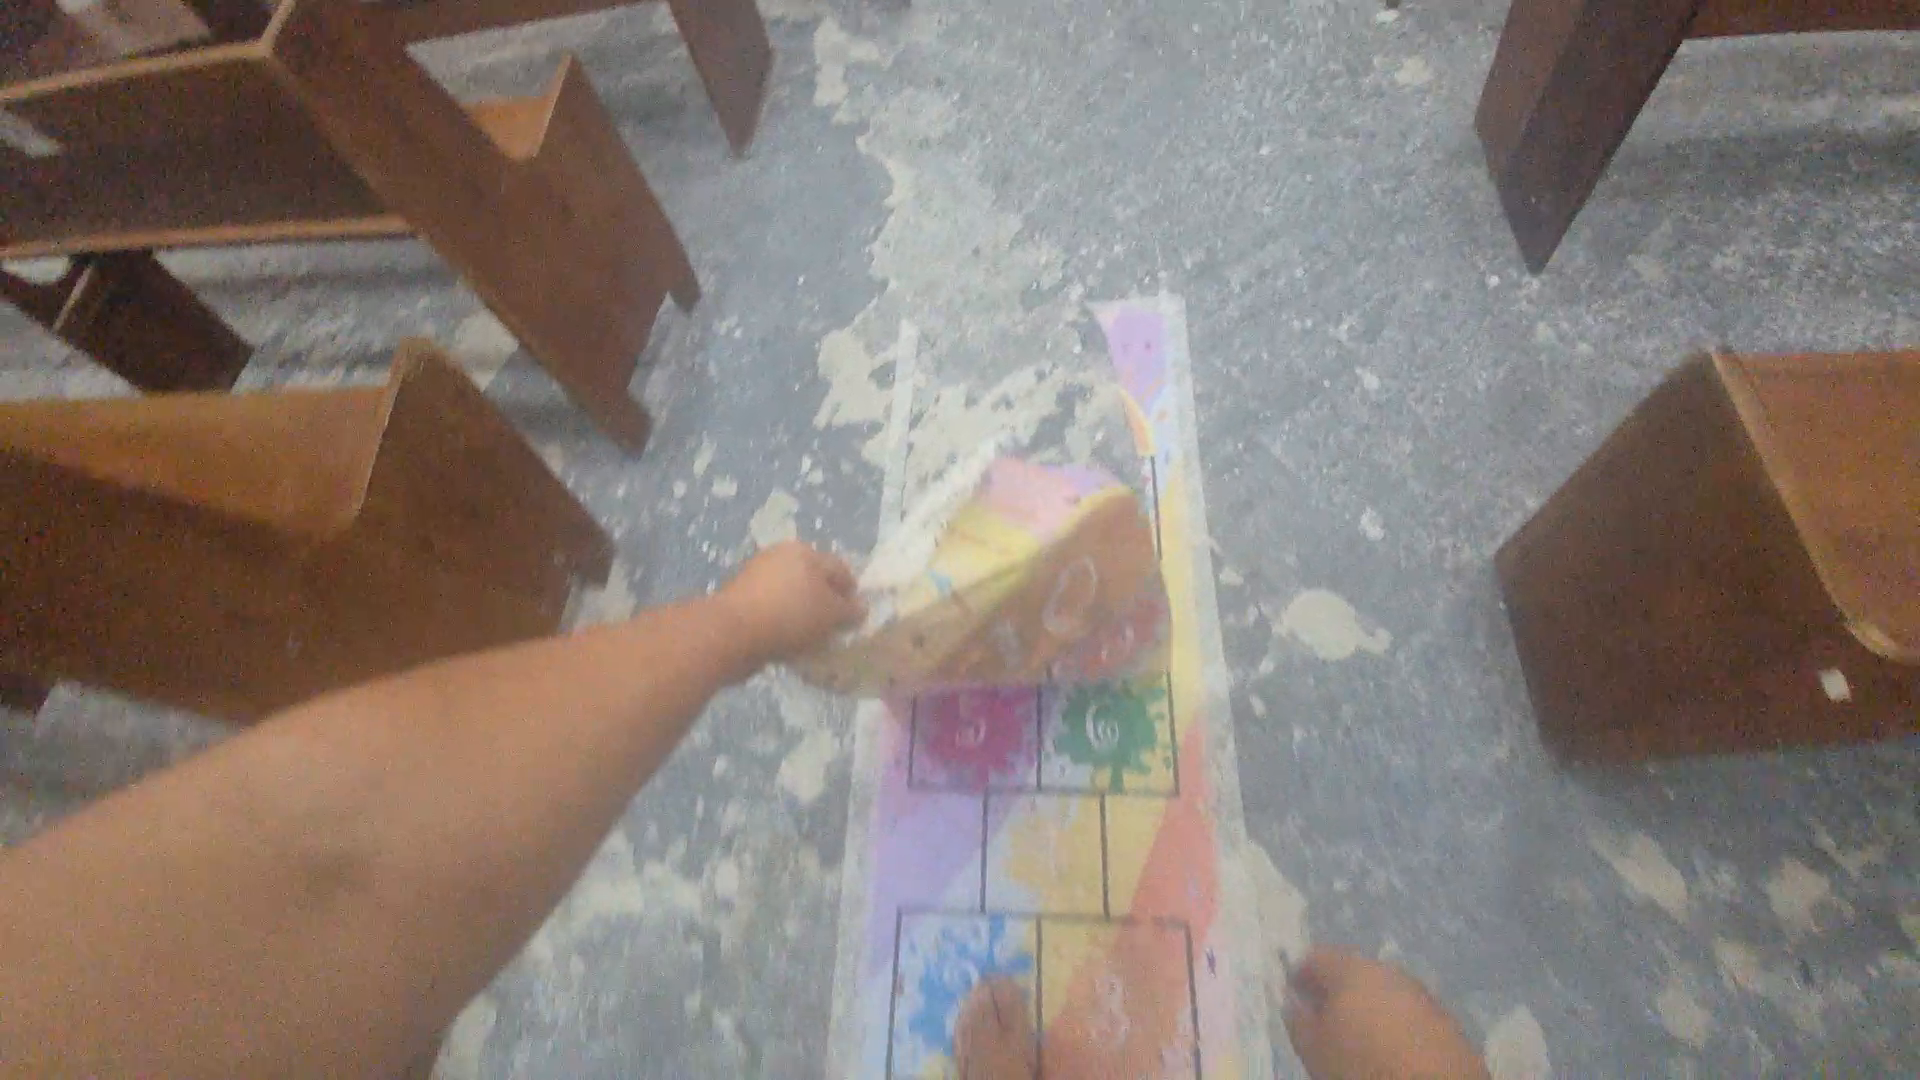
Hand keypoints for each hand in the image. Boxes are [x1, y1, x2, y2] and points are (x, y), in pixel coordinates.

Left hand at [717, 542, 864, 666]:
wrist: (731, 634)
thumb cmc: (790, 615)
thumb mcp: (831, 614)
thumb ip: (850, 610)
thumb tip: (861, 607)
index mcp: (805, 551)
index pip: (840, 568)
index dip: (852, 592)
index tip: (856, 617)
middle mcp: (780, 556)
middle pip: (814, 580)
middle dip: (826, 603)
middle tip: (836, 629)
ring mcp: (757, 576)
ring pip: (793, 596)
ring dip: (804, 615)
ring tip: (814, 639)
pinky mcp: (741, 599)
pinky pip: (773, 610)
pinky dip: (784, 623)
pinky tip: (790, 642)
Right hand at [1284, 947, 1488, 1079]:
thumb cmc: (1363, 1068)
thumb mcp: (1314, 1048)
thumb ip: (1297, 1019)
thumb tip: (1294, 1002)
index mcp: (1351, 968)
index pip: (1315, 957)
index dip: (1300, 976)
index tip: (1294, 999)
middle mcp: (1388, 972)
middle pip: (1353, 972)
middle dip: (1338, 991)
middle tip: (1326, 1021)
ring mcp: (1424, 997)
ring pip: (1385, 994)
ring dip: (1370, 1009)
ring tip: (1361, 1040)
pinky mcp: (1452, 1027)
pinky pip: (1412, 1017)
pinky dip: (1398, 1028)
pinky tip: (1394, 1054)